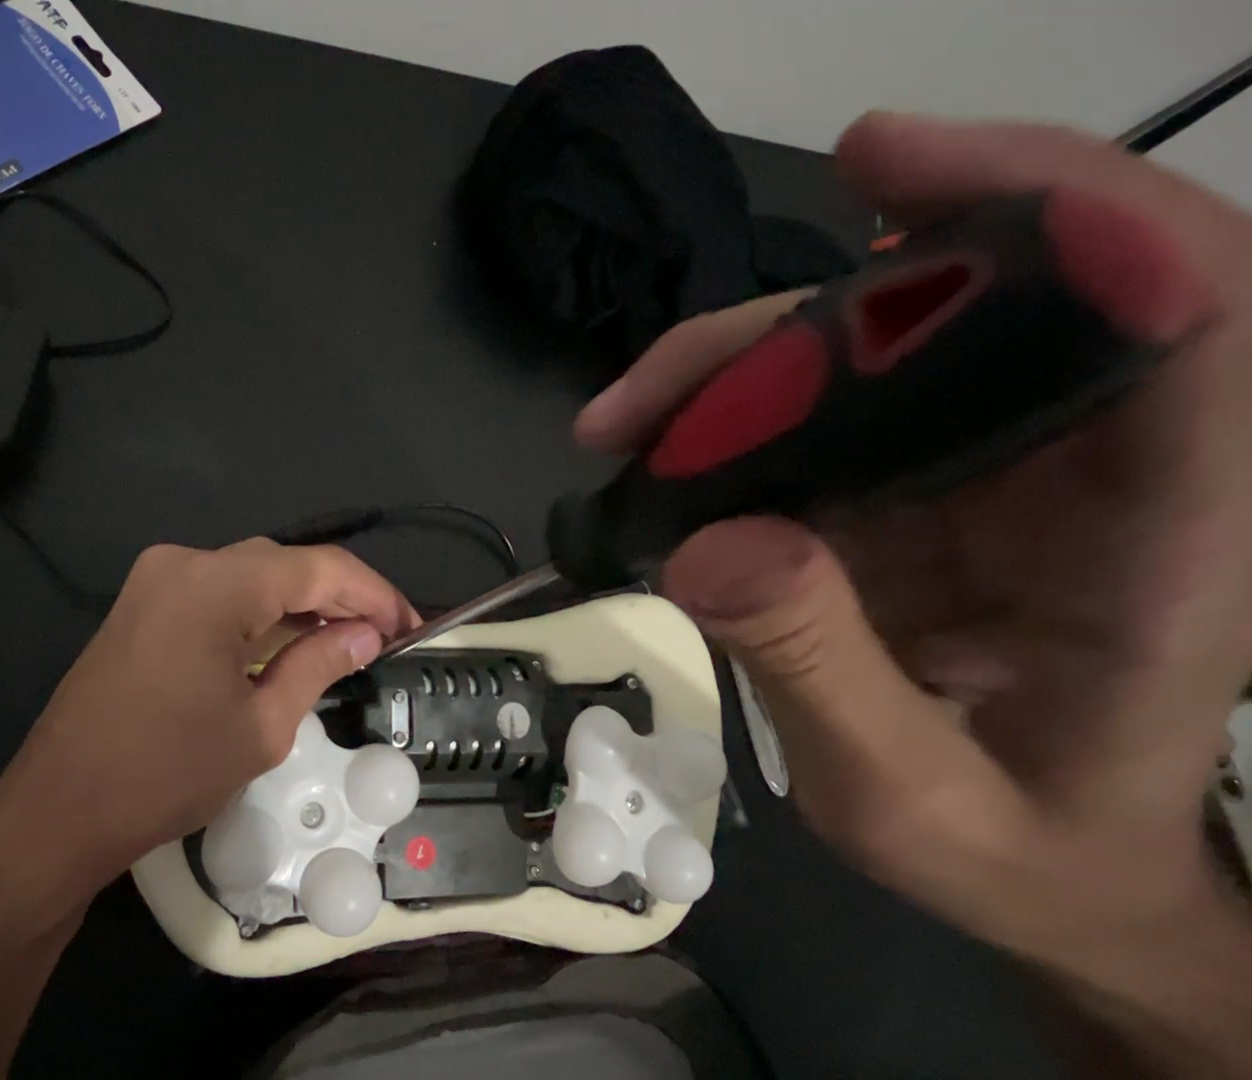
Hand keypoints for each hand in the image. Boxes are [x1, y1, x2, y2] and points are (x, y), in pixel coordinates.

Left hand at [7, 539, 417, 878]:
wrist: (61, 809)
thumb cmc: (167, 774)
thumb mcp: (262, 727)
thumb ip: (319, 664)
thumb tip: (366, 634)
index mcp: (215, 584)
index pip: (317, 567)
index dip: (373, 593)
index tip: (413, 625)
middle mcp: (183, 562)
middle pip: (281, 564)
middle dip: (339, 598)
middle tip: (386, 636)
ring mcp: (156, 581)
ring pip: (249, 577)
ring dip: (299, 606)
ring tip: (350, 642)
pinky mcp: (142, 604)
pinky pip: (216, 595)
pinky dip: (258, 616)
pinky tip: (291, 643)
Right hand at [575, 113, 1251, 990]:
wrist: (1050, 875)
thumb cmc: (1022, 851)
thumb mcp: (911, 794)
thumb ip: (819, 669)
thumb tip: (707, 543)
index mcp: (1167, 533)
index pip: (1174, 304)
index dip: (1047, 199)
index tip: (881, 162)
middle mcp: (1086, 467)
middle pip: (953, 315)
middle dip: (785, 327)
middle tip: (643, 397)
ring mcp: (991, 468)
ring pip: (865, 355)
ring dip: (731, 372)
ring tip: (620, 432)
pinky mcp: (916, 485)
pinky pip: (819, 410)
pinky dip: (726, 415)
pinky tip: (655, 453)